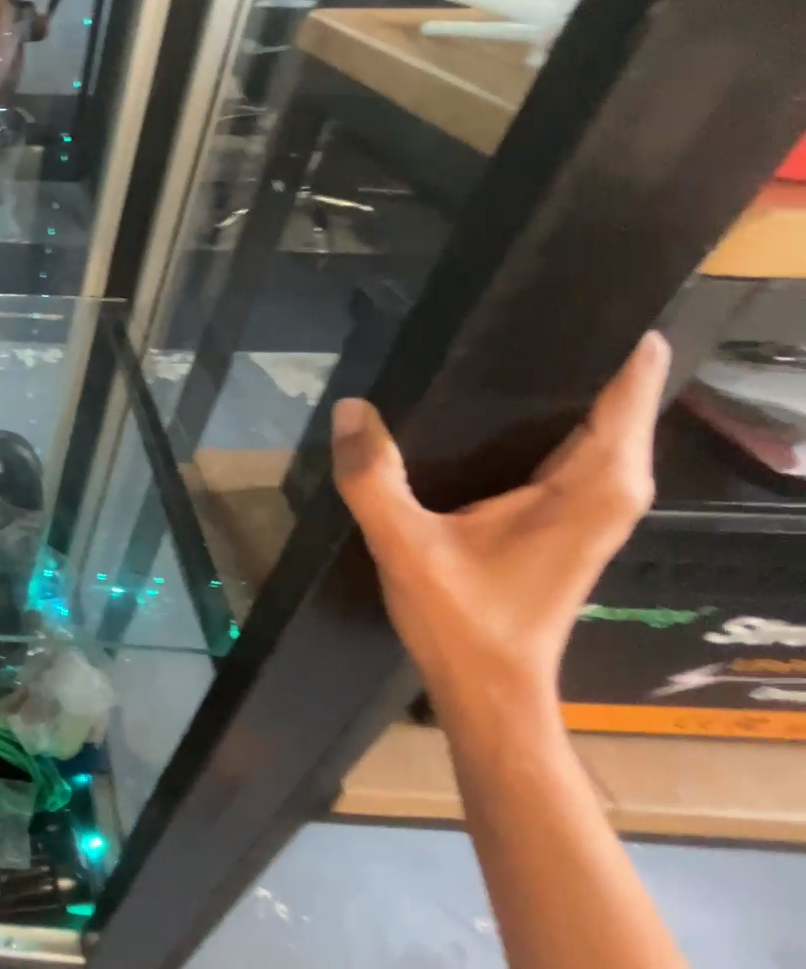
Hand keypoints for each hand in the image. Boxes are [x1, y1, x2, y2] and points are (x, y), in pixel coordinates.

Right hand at [330, 332, 669, 703]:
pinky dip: (537, 422)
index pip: (628, 381)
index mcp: (597, 480)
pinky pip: (570, 447)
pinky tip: (477, 417)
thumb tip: (351, 407)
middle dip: (566, 352)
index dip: (607, 334)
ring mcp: (597, 502)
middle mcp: (613, 484)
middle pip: (611, 393)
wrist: (491, 686)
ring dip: (549, 389)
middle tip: (494, 314)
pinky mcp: (573, 517)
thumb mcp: (405, 544)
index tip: (557, 293)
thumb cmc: (465, 618)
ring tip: (483, 352)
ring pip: (590, 420)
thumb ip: (373, 476)